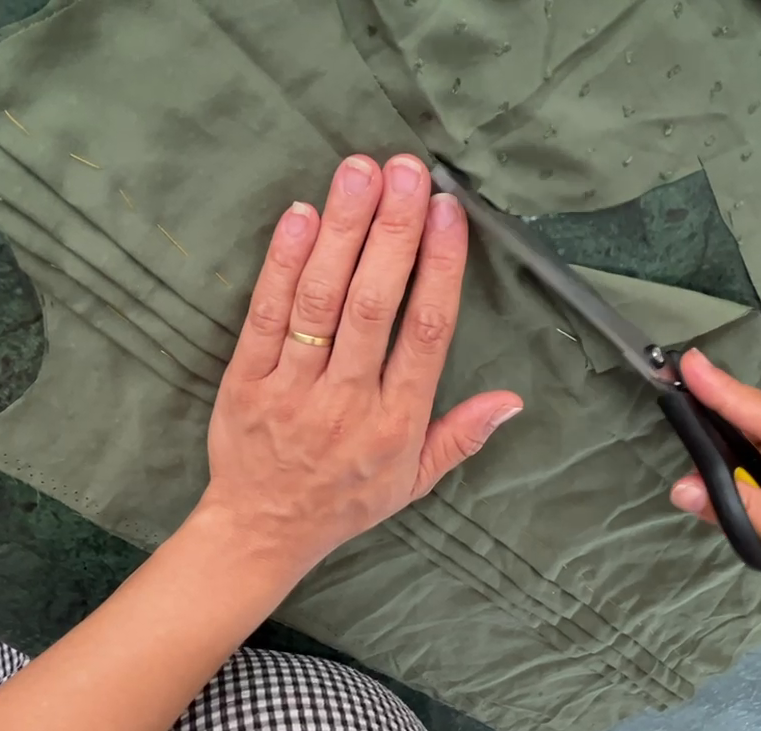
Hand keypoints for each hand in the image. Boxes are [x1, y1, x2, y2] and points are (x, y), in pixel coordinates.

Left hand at [196, 154, 522, 576]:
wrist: (263, 530)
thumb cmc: (344, 502)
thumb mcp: (413, 484)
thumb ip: (460, 438)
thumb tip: (513, 401)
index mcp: (395, 425)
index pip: (426, 335)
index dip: (439, 269)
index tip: (448, 212)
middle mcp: (347, 403)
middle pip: (374, 305)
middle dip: (392, 232)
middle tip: (406, 171)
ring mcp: (293, 391)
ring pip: (320, 303)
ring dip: (341, 232)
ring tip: (359, 173)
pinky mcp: (247, 382)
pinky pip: (266, 318)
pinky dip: (282, 265)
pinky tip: (301, 216)